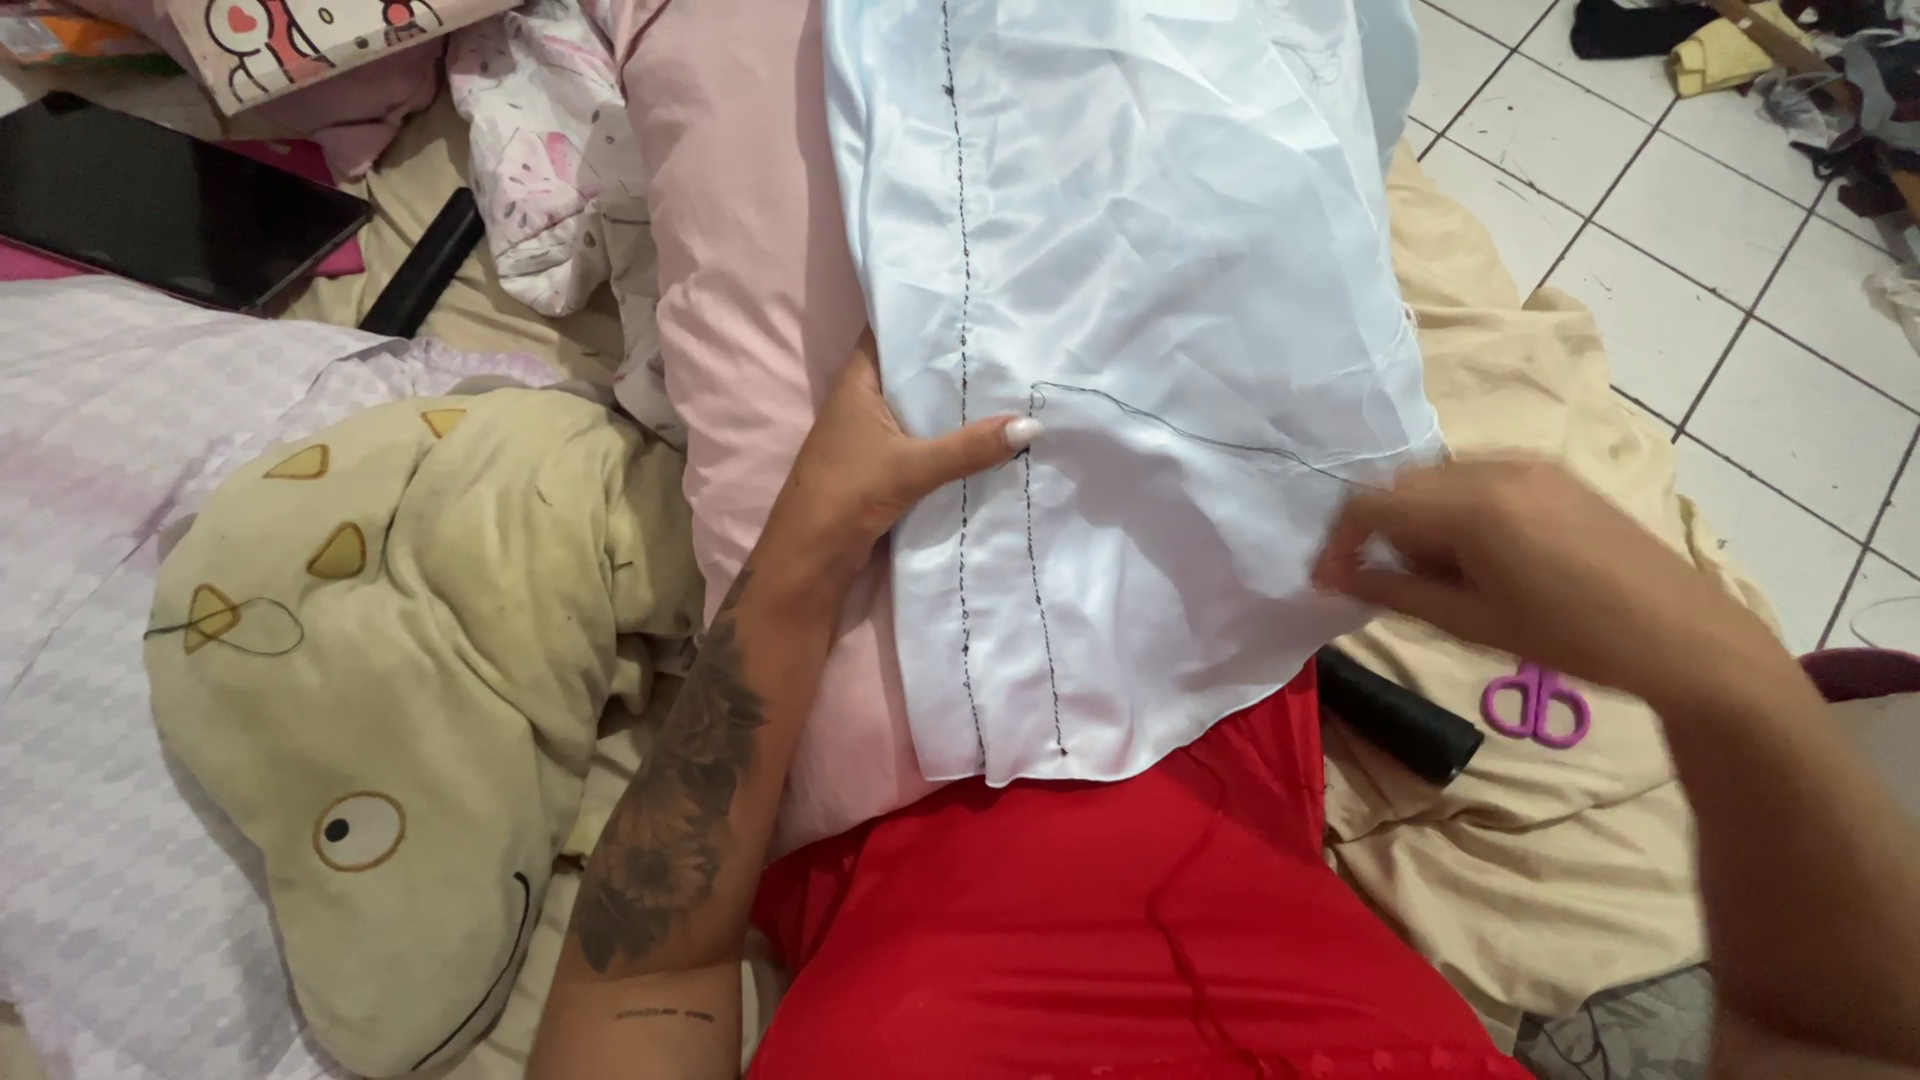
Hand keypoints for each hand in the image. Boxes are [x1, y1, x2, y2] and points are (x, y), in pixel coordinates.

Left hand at [761, 330, 1038, 588]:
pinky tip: (986, 432)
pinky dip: (949, 434)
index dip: (925, 314)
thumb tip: (1031, 425)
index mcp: (858, 382)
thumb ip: (969, 447)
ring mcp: (873, 433)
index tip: (971, 303)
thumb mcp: (912, 467)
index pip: (891, 330)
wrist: (812, 556)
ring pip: (920, 405)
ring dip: (953, 400)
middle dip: (952, 359)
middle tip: (1005, 341)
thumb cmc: (847, 494)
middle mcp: (864, 400)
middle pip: (912, 368)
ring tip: (1007, 379)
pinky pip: (923, 437)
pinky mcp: (884, 463)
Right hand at [1311, 456, 1785, 704]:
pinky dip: (1451, 509)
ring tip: (1440, 572)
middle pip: (1399, 485)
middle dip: (1379, 530)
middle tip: (1389, 581)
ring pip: (1433, 480)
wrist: (1686, 637)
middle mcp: (1495, 469)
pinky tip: (1476, 553)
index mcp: (1474, 507)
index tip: (1329, 580)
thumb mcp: (1467, 622)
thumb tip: (1333, 577)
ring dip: (1415, 519)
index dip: (1339, 541)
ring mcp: (1527, 464)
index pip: (1371, 504)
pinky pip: (1471, 478)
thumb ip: (1391, 590)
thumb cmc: (1570, 638)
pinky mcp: (1549, 471)